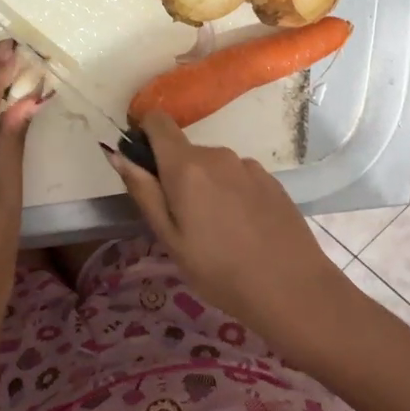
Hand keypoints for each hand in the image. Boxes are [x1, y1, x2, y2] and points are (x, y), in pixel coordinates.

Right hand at [105, 112, 342, 336]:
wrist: (292, 288)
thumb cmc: (218, 270)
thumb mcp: (169, 238)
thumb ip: (143, 191)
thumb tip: (117, 154)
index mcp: (186, 166)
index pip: (158, 122)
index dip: (144, 135)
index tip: (144, 167)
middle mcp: (218, 155)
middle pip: (185, 152)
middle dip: (176, 176)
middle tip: (182, 223)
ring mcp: (249, 166)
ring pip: (213, 167)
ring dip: (206, 187)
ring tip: (217, 232)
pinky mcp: (272, 181)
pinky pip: (238, 178)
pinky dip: (231, 195)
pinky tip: (243, 230)